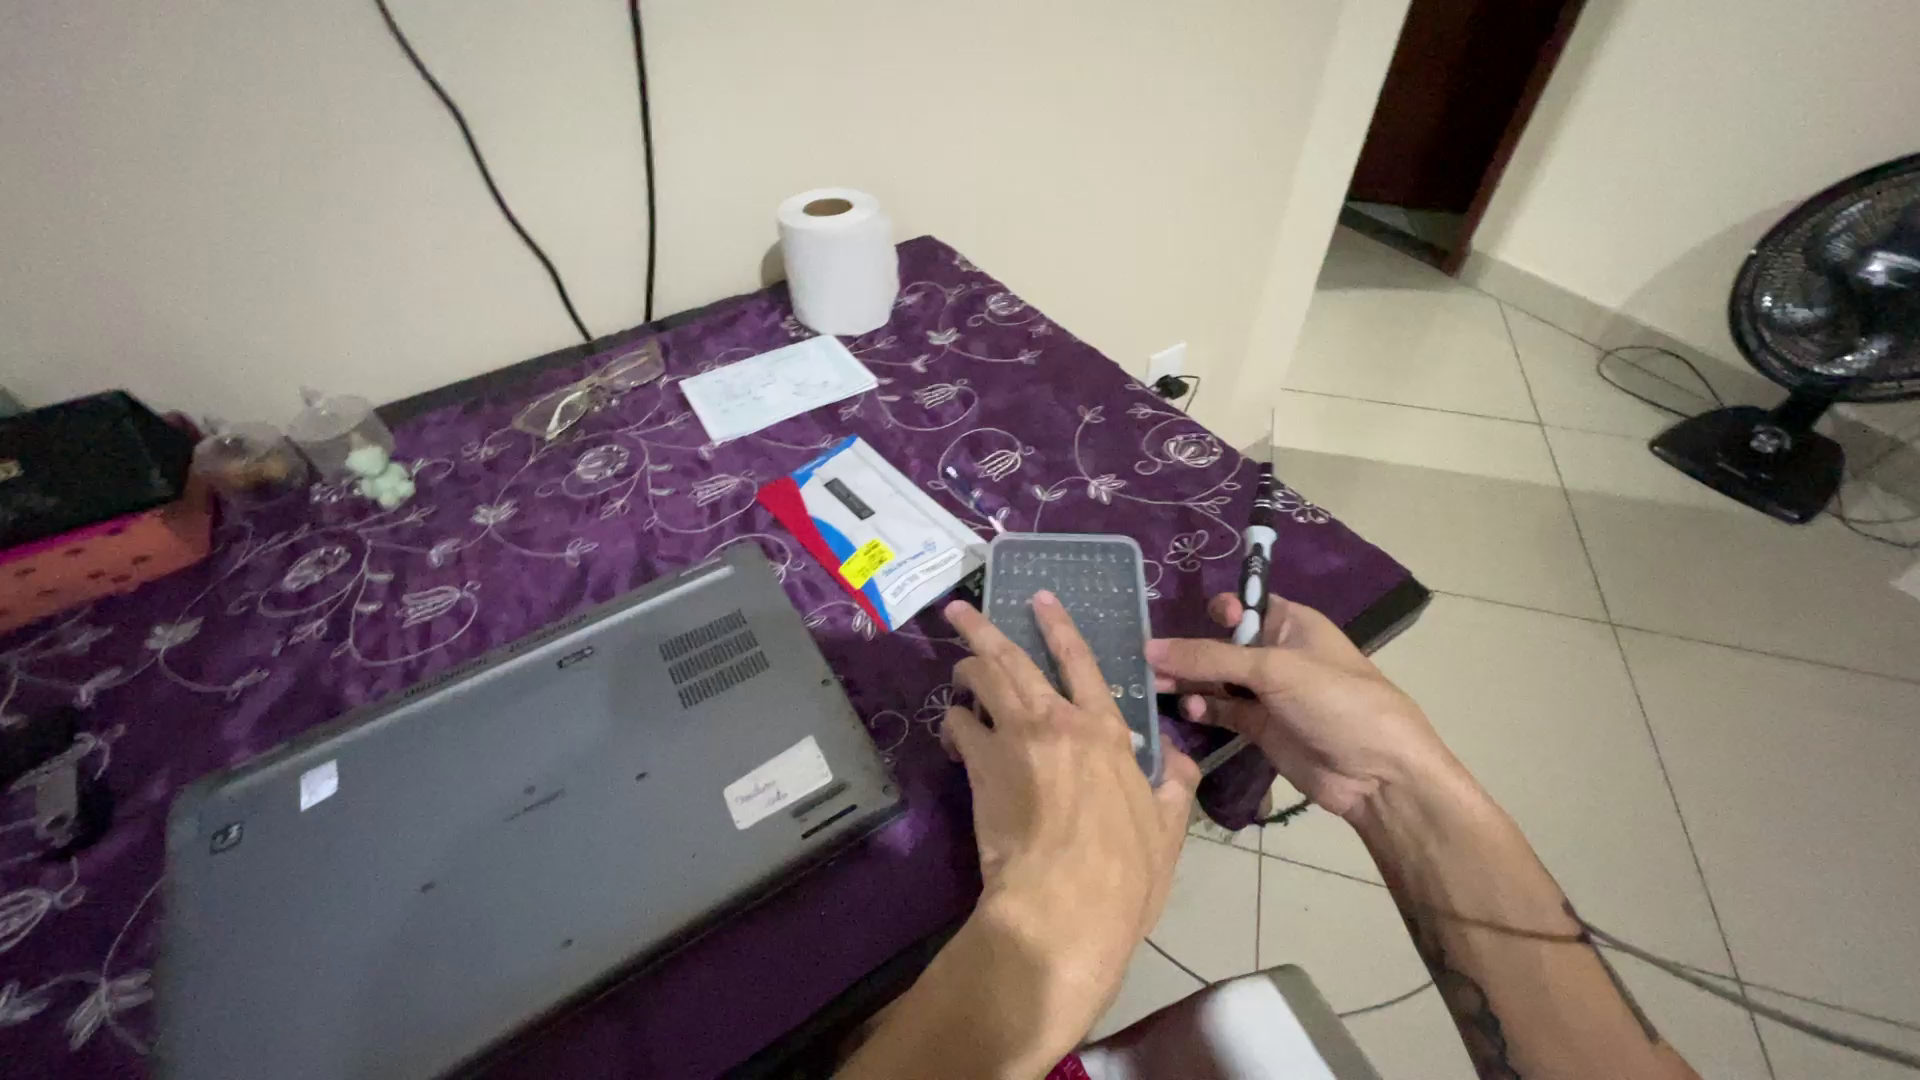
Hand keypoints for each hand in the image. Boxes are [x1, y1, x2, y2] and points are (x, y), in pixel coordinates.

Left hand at [941, 594, 1198, 1049]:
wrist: (1063, 908)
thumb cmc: (1123, 875)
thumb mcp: (1168, 830)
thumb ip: (1174, 782)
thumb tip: (1177, 753)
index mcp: (1104, 730)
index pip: (1081, 662)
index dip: (1058, 626)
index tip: (1039, 598)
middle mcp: (1056, 721)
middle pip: (1012, 658)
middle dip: (983, 628)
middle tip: (960, 610)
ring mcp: (1013, 739)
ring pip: (980, 681)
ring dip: (964, 668)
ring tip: (955, 665)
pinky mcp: (979, 766)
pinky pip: (958, 726)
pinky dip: (952, 721)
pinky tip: (950, 728)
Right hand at [1146, 592, 1456, 819]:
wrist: (1379, 776)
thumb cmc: (1335, 702)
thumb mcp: (1273, 669)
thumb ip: (1209, 657)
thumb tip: (1148, 648)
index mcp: (1291, 624)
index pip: (1244, 605)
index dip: (1217, 611)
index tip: (1191, 620)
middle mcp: (1276, 654)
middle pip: (1220, 644)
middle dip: (1187, 650)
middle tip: (1149, 661)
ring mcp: (1268, 693)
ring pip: (1215, 679)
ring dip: (1187, 681)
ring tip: (1158, 687)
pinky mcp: (1260, 726)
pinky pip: (1220, 710)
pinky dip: (1202, 710)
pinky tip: (1189, 712)